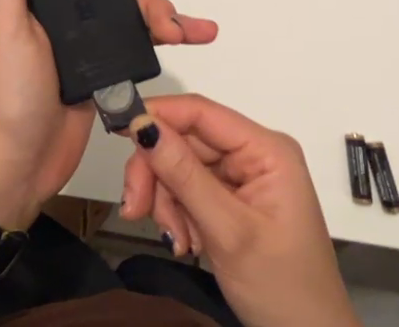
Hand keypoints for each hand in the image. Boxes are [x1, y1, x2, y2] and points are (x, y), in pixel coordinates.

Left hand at [0, 0, 218, 231]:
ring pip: (131, 17)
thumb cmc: (8, 93)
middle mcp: (60, 17)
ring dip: (163, 17)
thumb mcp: (6, 24)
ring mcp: (83, 47)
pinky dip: (164, 42)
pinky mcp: (101, 74)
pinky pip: (136, 49)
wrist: (19, 163)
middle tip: (164, 16)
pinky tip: (192, 38)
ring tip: (187, 31)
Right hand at [120, 95, 359, 326]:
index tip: (118, 130)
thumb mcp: (229, 231)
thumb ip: (184, 175)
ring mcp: (241, 176)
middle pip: (183, 140)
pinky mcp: (230, 198)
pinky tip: (185, 242)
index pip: (200, 112)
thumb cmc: (281, 286)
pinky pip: (186, 188)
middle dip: (157, 175)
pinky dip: (176, 213)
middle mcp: (252, 153)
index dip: (157, 114)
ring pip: (178, 165)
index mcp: (266, 149)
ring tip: (177, 240)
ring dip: (166, 201)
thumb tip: (141, 123)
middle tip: (136, 210)